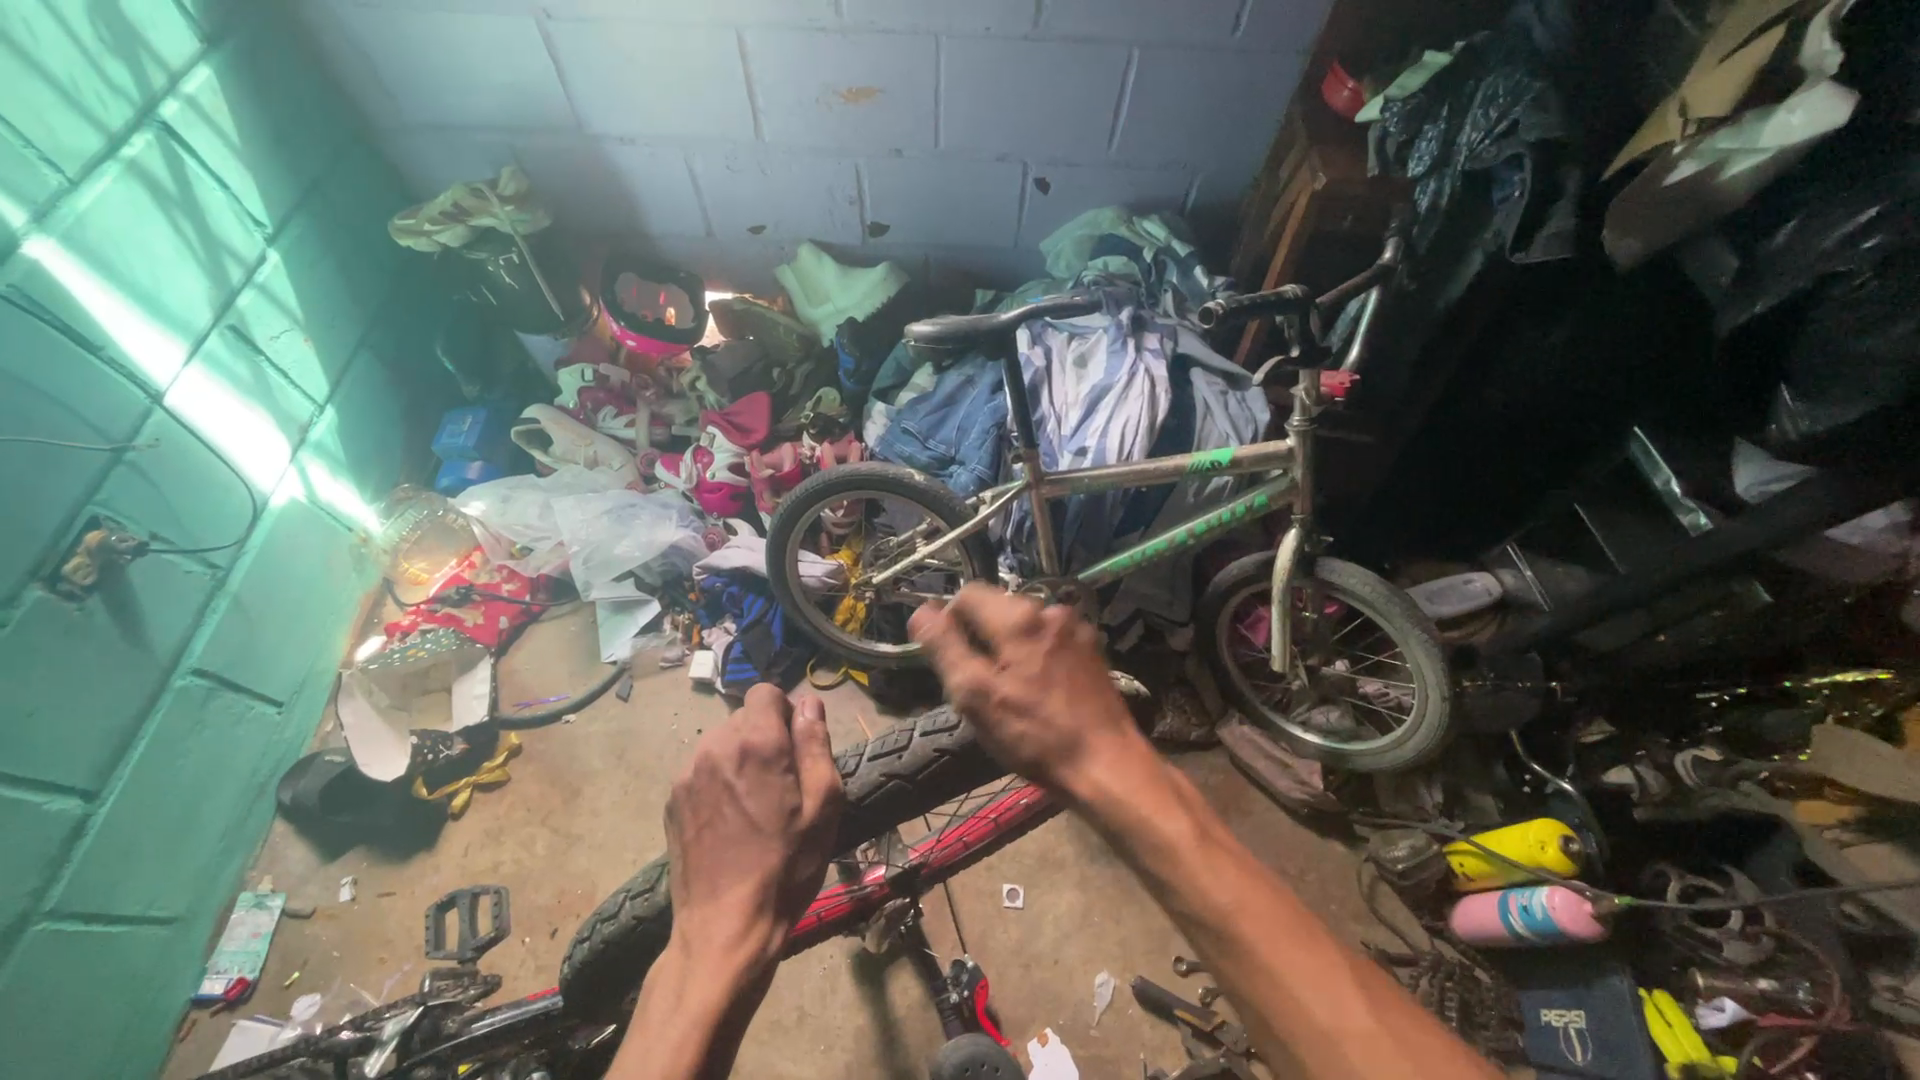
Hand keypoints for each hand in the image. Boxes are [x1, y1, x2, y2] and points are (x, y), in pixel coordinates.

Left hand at [664, 685, 843, 976]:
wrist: (726, 927)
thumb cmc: (787, 868)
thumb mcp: (823, 806)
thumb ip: (816, 744)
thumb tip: (809, 704)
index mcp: (756, 744)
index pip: (765, 692)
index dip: (786, 712)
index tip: (797, 747)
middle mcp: (714, 748)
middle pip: (743, 717)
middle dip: (765, 736)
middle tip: (782, 783)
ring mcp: (687, 775)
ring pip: (720, 743)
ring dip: (740, 758)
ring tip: (755, 804)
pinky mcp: (672, 801)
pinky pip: (701, 770)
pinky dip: (719, 780)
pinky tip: (731, 820)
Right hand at [909, 584, 1146, 795]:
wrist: (1106, 765)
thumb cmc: (1035, 735)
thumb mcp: (975, 695)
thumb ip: (945, 647)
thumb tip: (921, 611)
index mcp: (1020, 617)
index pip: (968, 594)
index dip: (948, 620)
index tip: (948, 658)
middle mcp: (1051, 610)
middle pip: (998, 609)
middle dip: (980, 638)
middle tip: (976, 684)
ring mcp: (1077, 630)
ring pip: (1025, 627)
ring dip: (1008, 649)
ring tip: (1008, 692)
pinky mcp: (1093, 652)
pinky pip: (1049, 642)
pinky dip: (1035, 658)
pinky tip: (1038, 693)